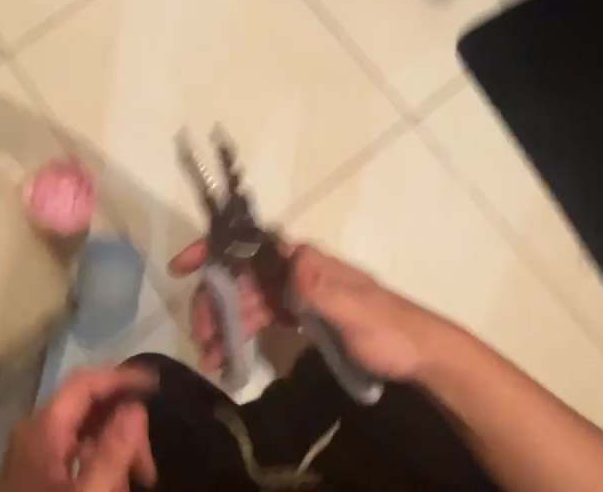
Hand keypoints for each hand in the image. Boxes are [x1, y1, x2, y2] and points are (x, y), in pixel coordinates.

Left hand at [0, 365, 158, 491]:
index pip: (85, 384)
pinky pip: (74, 456)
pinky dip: (98, 465)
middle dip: (122, 428)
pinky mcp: (36, 478)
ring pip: (83, 434)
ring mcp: (33, 455)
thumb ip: (113, 452)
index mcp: (42, 429)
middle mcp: (34, 433)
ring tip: (138, 481)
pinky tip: (114, 484)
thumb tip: (135, 408)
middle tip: (148, 470)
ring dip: (113, 450)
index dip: (121, 378)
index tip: (157, 384)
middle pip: (86, 408)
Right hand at [168, 240, 451, 384]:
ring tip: (212, 358)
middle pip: (239, 276)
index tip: (181, 267)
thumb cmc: (389, 328)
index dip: (212, 250)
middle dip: (213, 302)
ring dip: (223, 324)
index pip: (248, 244)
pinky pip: (259, 317)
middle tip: (202, 341)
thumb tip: (292, 256)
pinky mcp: (299, 314)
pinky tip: (230, 357)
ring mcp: (295, 291)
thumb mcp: (357, 310)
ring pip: (245, 298)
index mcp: (303, 259)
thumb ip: (323, 288)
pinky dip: (240, 334)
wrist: (420, 355)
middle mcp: (293, 268)